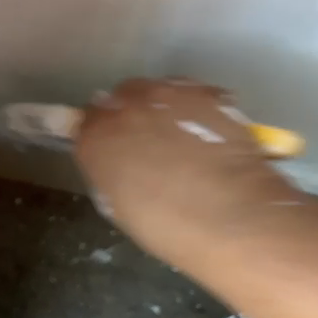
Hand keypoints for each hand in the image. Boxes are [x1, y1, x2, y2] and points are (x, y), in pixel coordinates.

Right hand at [73, 78, 303, 267]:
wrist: (233, 217)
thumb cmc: (170, 227)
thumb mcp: (120, 205)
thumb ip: (108, 170)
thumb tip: (113, 159)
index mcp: (94, 139)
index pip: (84, 122)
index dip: (99, 134)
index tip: (111, 149)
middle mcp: (122, 107)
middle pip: (117, 98)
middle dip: (127, 116)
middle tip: (146, 144)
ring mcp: (163, 95)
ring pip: (153, 90)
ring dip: (159, 107)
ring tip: (180, 136)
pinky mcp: (202, 93)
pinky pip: (189, 92)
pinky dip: (194, 106)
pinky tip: (207, 130)